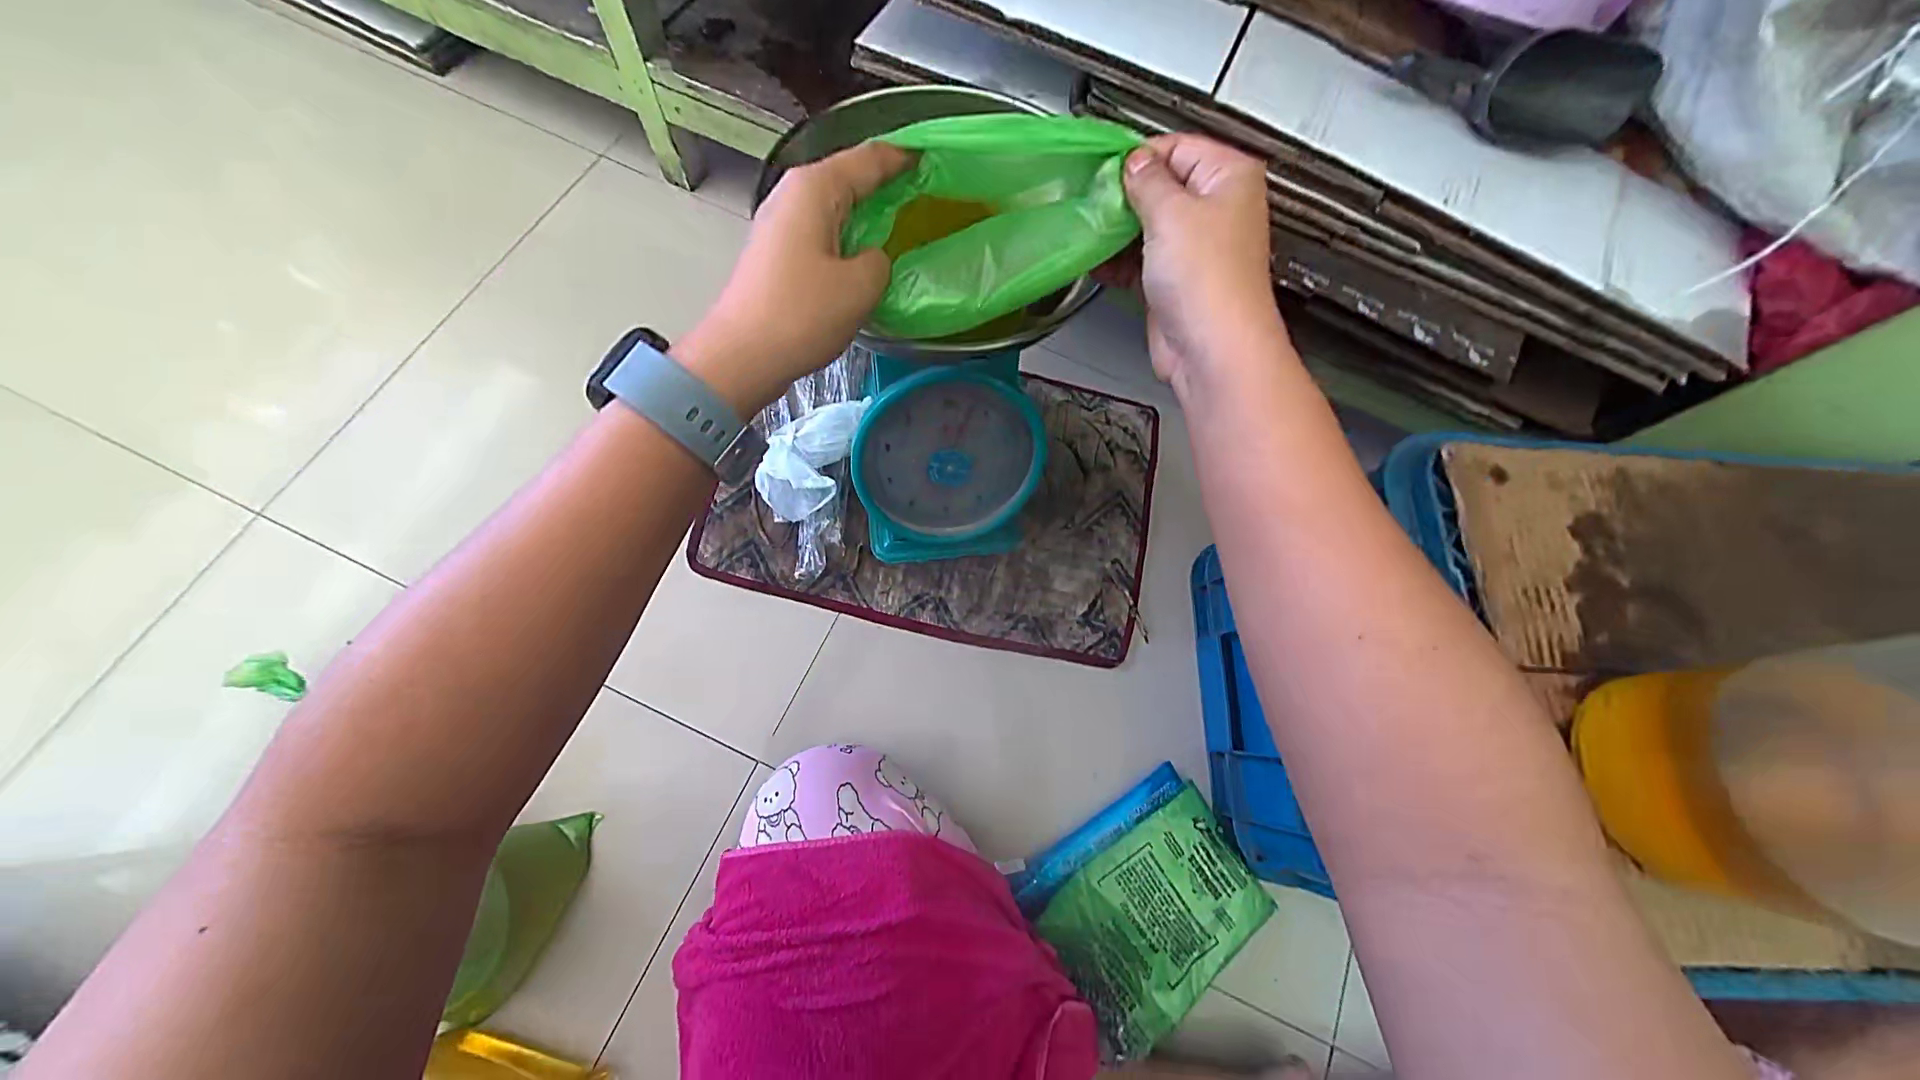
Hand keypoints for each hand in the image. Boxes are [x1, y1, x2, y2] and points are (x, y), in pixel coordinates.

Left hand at [675, 141, 913, 413]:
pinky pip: (822, 233)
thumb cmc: (801, 314)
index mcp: (815, 188)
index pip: (870, 159)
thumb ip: (880, 261)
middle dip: (884, 184)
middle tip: (924, 194)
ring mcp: (780, 224)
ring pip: (834, 208)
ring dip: (865, 214)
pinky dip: (846, 238)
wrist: (744, 355)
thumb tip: (872, 258)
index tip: (932, 160)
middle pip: (848, 178)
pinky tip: (864, 257)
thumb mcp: (861, 286)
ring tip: (900, 224)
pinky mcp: (777, 254)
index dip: (903, 159)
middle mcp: (793, 195)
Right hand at [1119, 134, 1288, 397]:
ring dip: (1117, 231)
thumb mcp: (1171, 212)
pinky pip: (1140, 261)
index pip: (1177, 147)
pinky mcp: (1174, 281)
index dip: (1140, 156)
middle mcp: (1216, 210)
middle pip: (1161, 187)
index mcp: (1229, 177)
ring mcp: (1194, 249)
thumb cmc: (1209, 282)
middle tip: (1095, 202)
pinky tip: (1095, 261)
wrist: (1211, 348)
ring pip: (1147, 227)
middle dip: (1125, 196)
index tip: (1106, 169)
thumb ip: (1147, 180)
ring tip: (1090, 231)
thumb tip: (1133, 163)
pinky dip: (1118, 261)